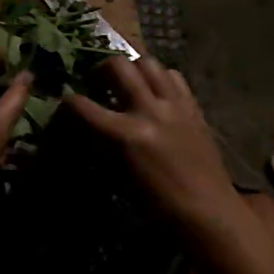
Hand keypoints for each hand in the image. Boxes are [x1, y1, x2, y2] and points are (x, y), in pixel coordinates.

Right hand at [65, 56, 239, 226]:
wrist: (208, 210)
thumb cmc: (159, 204)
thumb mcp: (120, 177)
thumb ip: (103, 145)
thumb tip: (87, 128)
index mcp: (127, 134)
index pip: (85, 106)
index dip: (68, 101)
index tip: (65, 101)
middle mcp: (149, 110)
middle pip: (118, 66)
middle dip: (100, 69)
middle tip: (98, 83)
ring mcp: (174, 105)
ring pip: (148, 63)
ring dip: (132, 68)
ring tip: (128, 82)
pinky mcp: (193, 107)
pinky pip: (173, 76)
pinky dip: (160, 78)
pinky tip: (156, 92)